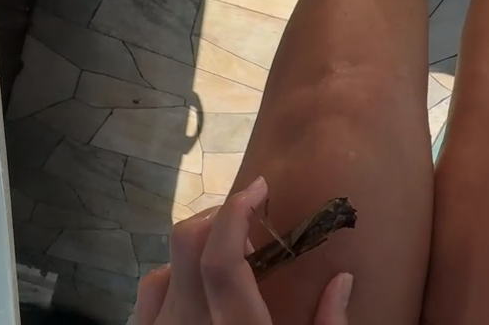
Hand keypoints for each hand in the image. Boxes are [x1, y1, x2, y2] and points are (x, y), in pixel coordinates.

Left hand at [133, 177, 351, 324]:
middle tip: (248, 219)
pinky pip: (145, 302)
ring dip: (191, 252)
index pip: (221, 256)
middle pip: (186, 245)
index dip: (237, 210)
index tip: (261, 187)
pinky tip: (193, 294)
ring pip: (160, 271)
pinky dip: (168, 283)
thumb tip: (342, 278)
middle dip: (218, 217)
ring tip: (223, 257)